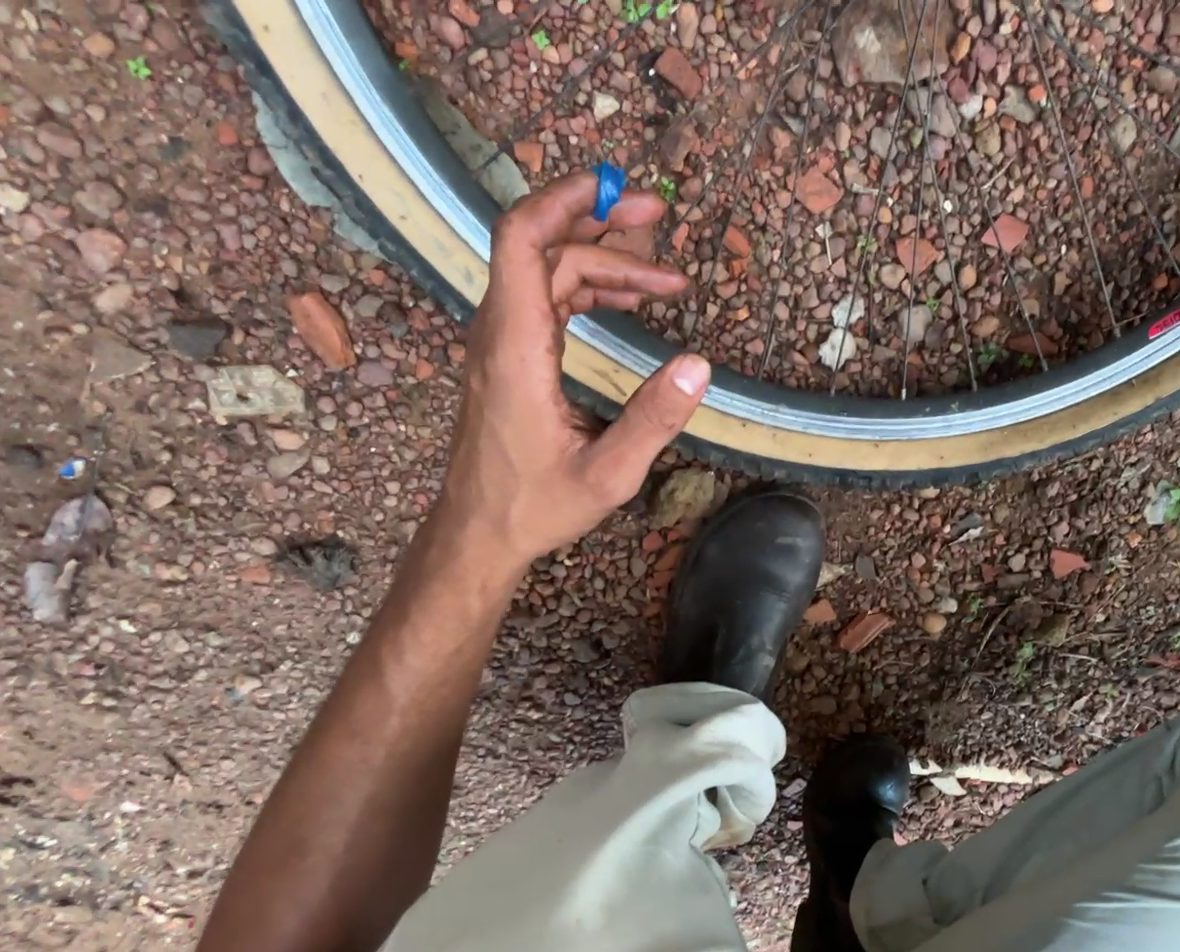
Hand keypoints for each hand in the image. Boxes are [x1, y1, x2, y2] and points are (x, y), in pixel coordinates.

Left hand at [433, 171, 707, 571]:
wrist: (479, 531)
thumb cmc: (537, 505)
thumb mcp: (609, 473)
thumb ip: (653, 418)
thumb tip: (700, 365)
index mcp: (516, 348)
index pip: (524, 241)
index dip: (567, 200)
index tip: (620, 191)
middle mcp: (501, 331)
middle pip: (545, 248)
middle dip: (603, 226)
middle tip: (660, 220)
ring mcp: (501, 342)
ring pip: (549, 273)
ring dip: (605, 265)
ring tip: (668, 283)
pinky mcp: (510, 357)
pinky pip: (548, 301)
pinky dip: (590, 290)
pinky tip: (628, 304)